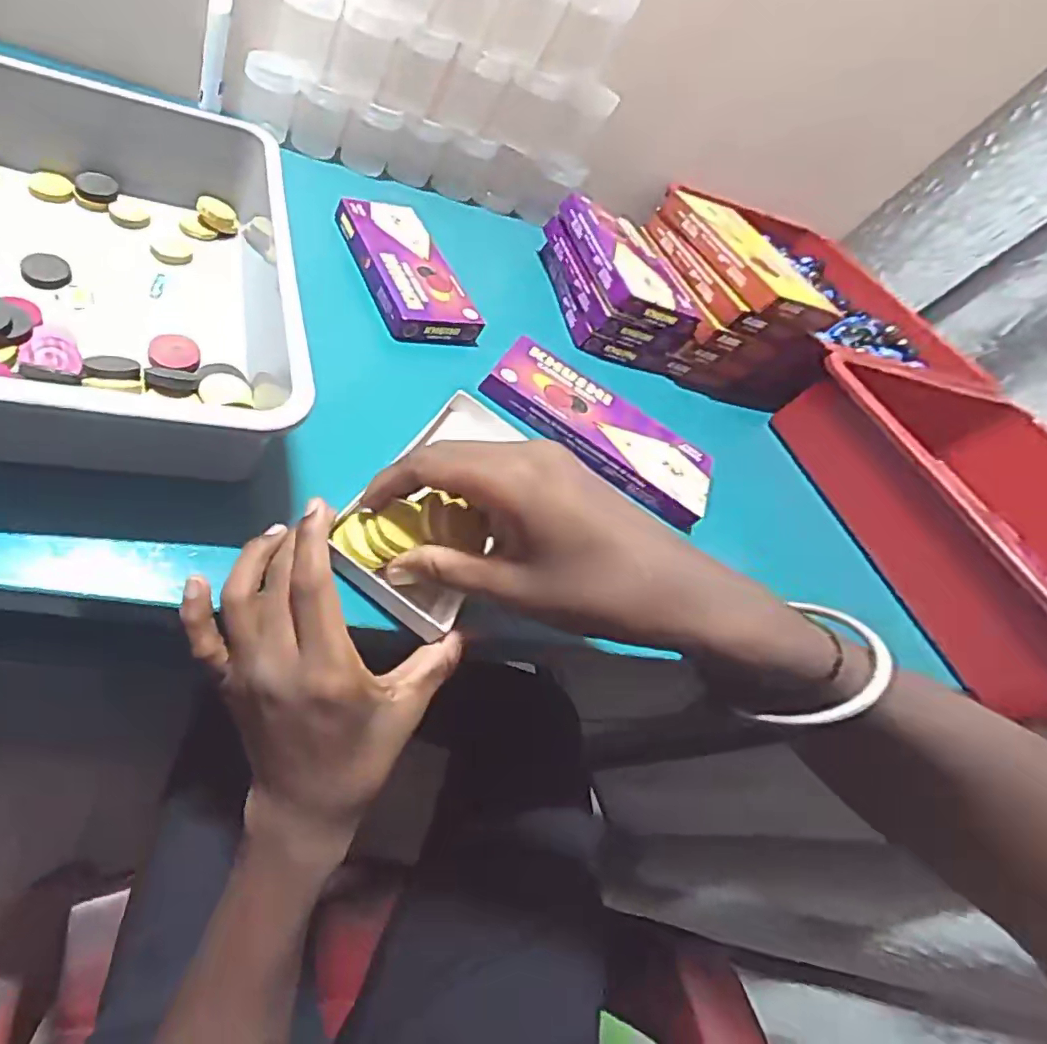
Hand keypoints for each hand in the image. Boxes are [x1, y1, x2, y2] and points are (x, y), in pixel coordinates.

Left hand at [180, 499, 464, 860]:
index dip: (313, 540)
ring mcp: (244, 672)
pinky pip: (200, 641)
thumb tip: (464, 630)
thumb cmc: (358, 761)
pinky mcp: (224, 683)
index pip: (311, 586)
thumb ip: (432, 666)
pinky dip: (193, 609)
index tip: (319, 508)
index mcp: (325, 667)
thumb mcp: (403, 714)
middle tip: (304, 521)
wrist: (303, 806)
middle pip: (274, 584)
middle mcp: (277, 663)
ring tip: (271, 537)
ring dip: (250, 561)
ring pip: (235, 600)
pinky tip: (195, 579)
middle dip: (289, 543)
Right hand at [361, 440, 836, 693]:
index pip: (428, 463)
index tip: (363, 511)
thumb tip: (392, 563)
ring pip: (471, 456)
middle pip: (446, 452)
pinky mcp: (560, 465)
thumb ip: (447, 570)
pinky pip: (496, 464)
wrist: (683, 591)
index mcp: (512, 477)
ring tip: (424, 525)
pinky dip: (468, 487)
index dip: (386, 483)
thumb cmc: (596, 594)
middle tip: (386, 521)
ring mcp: (547, 454)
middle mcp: (526, 451)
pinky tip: (470, 521)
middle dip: (408, 483)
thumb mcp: (514, 589)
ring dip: (439, 485)